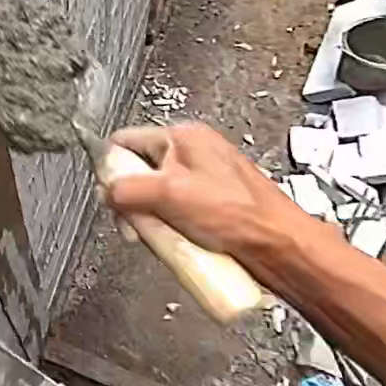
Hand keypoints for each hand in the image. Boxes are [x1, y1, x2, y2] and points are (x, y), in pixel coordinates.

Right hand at [102, 122, 316, 262]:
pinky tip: (171, 240)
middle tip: (136, 220)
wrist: (280, 248)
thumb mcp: (169, 194)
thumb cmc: (240, 215)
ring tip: (158, 234)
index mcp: (182, 137)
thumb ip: (126, 188)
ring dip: (145, 218)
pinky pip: (167, 213)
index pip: (124, 141)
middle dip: (129, 200)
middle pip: (134, 171)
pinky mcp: (203, 205)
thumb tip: (105, 191)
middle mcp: (190, 154)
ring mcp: (197, 180)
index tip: (112, 193)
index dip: (111, 167)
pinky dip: (163, 228)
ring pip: (149, 196)